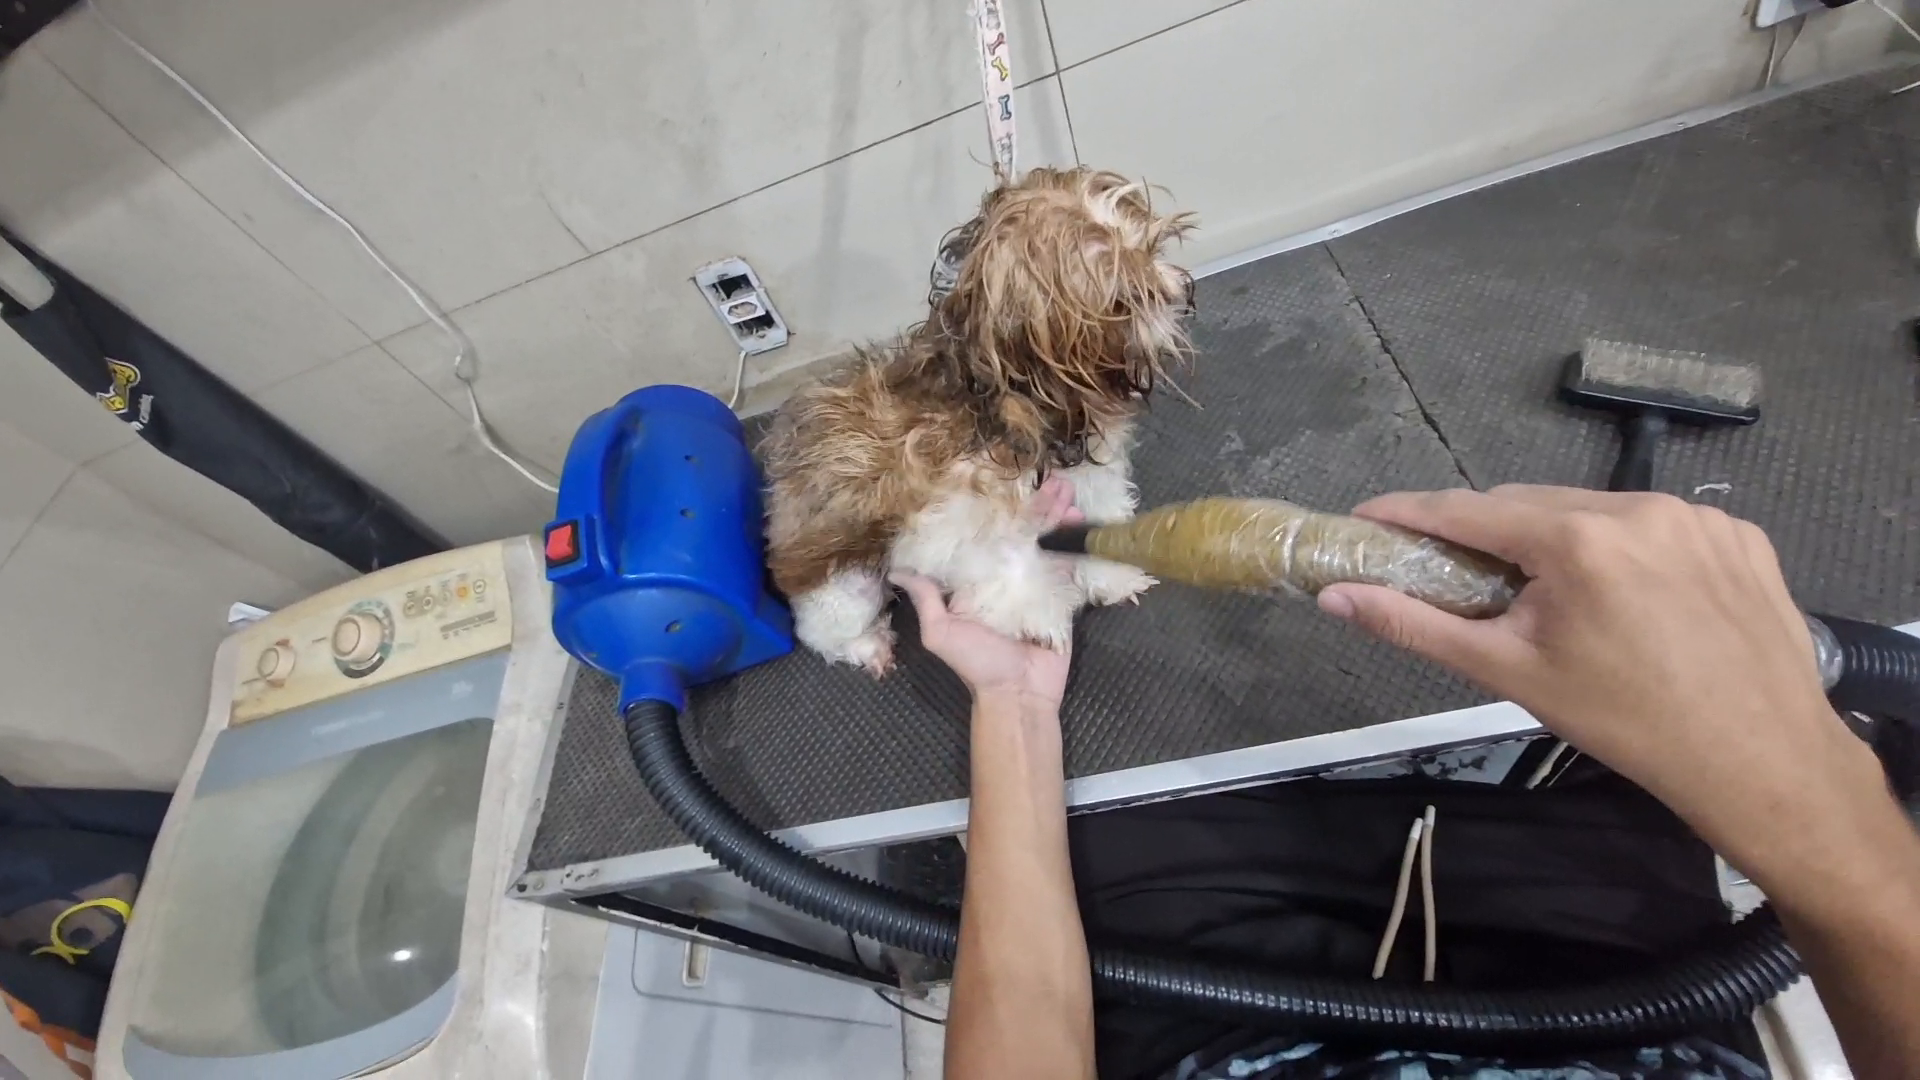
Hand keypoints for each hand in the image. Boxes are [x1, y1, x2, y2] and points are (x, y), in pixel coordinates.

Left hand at [891, 477, 1083, 711]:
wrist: (1018, 694)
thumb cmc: (977, 663)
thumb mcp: (941, 631)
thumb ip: (926, 599)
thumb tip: (896, 569)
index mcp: (978, 579)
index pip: (988, 535)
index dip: (1001, 511)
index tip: (1011, 485)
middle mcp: (1006, 576)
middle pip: (1023, 532)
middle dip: (1038, 506)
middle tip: (1053, 480)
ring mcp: (1036, 584)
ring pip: (1048, 543)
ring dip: (1059, 516)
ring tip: (1070, 493)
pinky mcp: (1060, 598)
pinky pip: (1069, 567)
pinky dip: (1077, 545)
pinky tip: (1083, 523)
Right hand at [1316, 485, 1883, 875]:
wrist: (1764, 764)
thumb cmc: (1619, 719)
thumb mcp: (1501, 669)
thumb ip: (1410, 624)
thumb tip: (1332, 597)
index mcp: (1577, 540)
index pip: (1465, 509)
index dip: (1406, 511)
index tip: (1365, 517)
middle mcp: (1639, 510)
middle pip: (1522, 503)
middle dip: (1473, 528)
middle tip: (1440, 564)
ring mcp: (1697, 518)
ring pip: (1581, 507)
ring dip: (1536, 533)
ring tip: (1523, 582)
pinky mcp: (1737, 535)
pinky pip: (1639, 522)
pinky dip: (1601, 541)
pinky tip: (1602, 586)